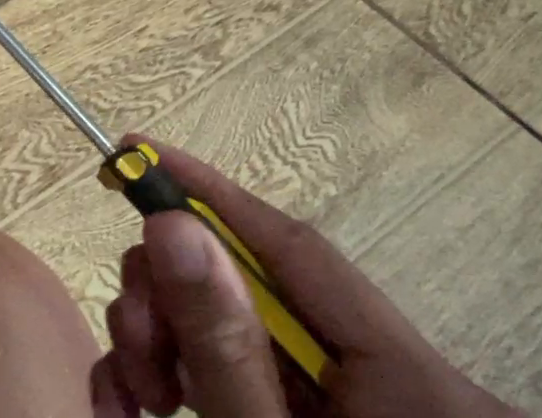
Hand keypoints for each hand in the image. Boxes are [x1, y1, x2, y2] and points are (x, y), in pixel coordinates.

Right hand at [93, 138, 517, 417]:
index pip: (296, 248)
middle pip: (247, 287)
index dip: (211, 189)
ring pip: (225, 325)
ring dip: (156, 344)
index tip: (134, 149)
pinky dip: (172, 375)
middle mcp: (388, 379)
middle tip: (128, 348)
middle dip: (163, 301)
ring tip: (129, 397)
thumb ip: (222, 342)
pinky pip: (231, 370)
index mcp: (413, 383)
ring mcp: (347, 402)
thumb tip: (168, 223)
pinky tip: (133, 402)